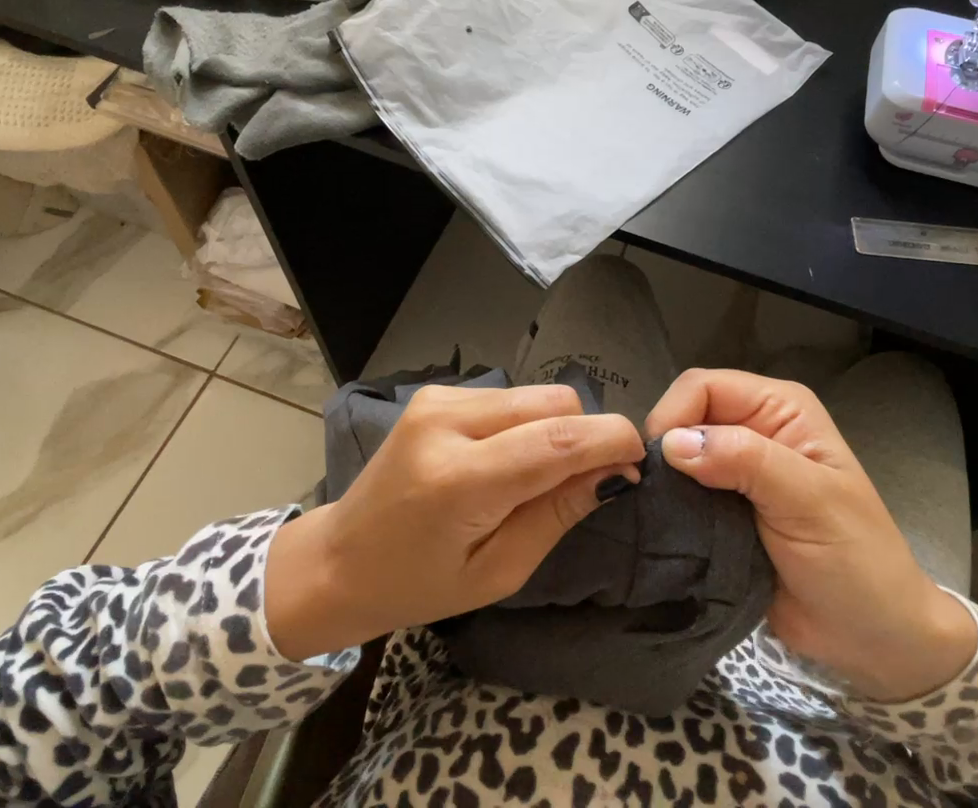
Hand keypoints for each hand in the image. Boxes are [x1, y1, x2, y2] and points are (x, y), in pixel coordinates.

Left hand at [265, 383, 643, 658]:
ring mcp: (436, 400)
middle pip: (555, 402)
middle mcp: (446, 421)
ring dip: (555, 429)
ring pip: (535, 394)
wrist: (340, 561)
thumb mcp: (500, 570)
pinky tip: (506, 460)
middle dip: (586, 435)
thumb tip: (618, 472)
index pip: (559, 438)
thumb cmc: (419, 584)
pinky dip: (526, 423)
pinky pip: (509, 397)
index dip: (613, 440)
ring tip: (535, 477)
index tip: (638, 462)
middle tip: (585, 480)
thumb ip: (559, 513)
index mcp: (460, 479)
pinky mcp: (434, 393)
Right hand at [646, 369, 976, 701]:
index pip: (703, 388)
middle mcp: (754, 431)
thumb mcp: (809, 501)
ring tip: (649, 515)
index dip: (674, 417)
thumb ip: (746, 461)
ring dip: (662, 485)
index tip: (657, 467)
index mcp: (780, 410)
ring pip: (675, 459)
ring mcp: (736, 475)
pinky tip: (660, 530)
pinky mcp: (721, 513)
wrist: (871, 637)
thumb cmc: (855, 561)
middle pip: (683, 417)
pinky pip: (678, 498)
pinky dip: (666, 510)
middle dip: (662, 450)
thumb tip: (673, 442)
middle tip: (648, 495)